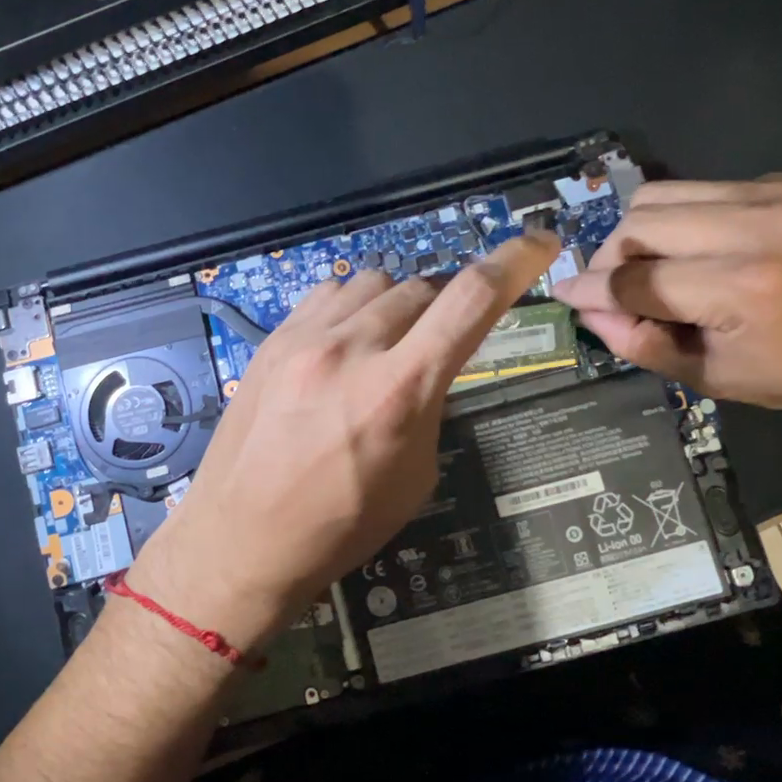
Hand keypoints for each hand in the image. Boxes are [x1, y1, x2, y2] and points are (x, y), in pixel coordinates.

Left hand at [127, 232, 561, 650]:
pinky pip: (328, 293)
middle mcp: (352, 347)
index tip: (540, 243)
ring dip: (396, 305)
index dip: (515, 262)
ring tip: (387, 345)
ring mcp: (305, 337)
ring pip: (375, 282)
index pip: (472, 299)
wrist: (241, 539)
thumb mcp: (414, 476)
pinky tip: (343, 342)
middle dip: (445, 307)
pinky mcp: (272, 339)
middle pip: (423, 287)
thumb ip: (429, 405)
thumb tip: (426, 364)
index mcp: (399, 389)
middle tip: (439, 341)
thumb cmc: (339, 525)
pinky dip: (351, 308)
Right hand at [552, 176, 781, 422]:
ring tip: (646, 266)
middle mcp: (757, 229)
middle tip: (612, 289)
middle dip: (609, 258)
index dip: (591, 292)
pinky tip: (694, 250)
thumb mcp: (717, 378)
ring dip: (637, 231)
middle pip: (639, 222)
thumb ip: (645, 344)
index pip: (635, 281)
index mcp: (744, 290)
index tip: (564, 296)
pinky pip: (701, 189)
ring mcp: (774, 196)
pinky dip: (679, 219)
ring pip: (662, 194)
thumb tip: (591, 311)